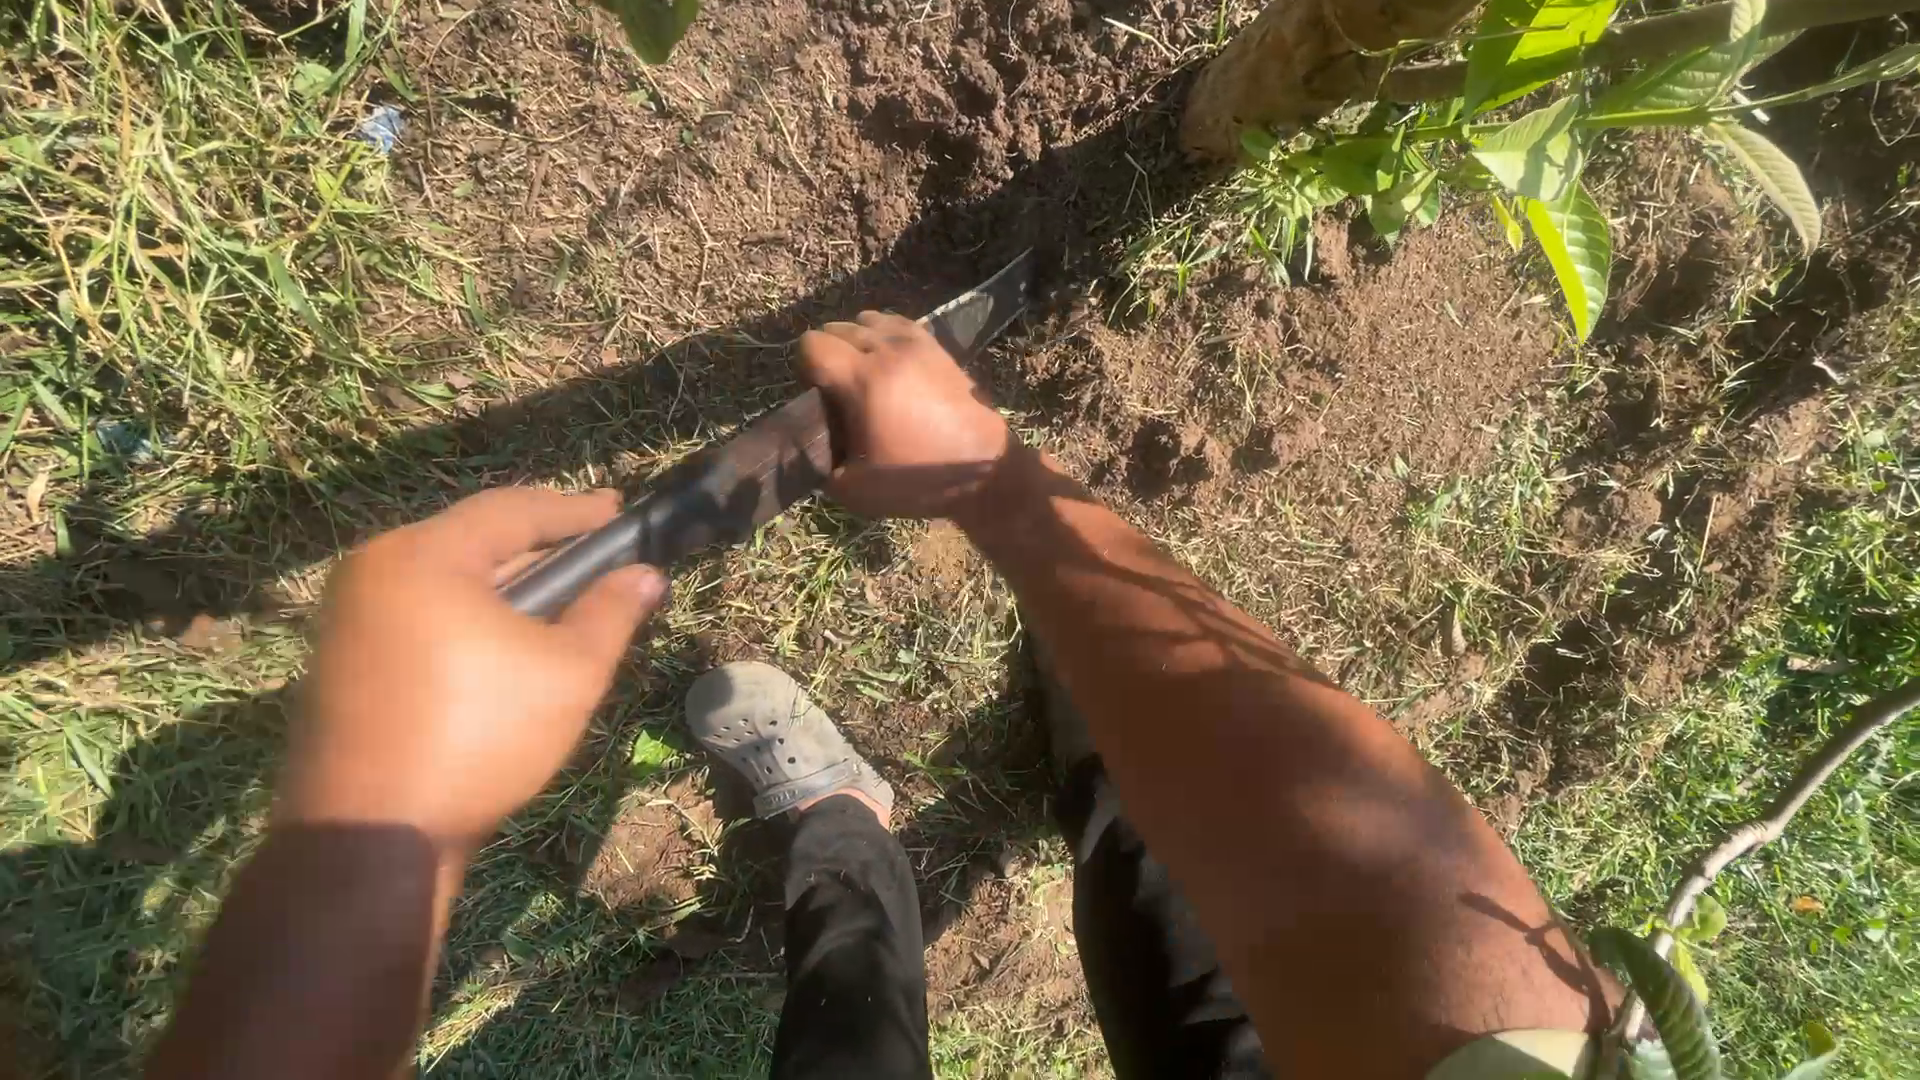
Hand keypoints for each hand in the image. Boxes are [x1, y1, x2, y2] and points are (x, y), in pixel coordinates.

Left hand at [280, 488, 667, 853]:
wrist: (370, 840)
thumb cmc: (482, 736)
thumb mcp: (570, 669)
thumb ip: (612, 610)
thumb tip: (646, 575)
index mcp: (423, 558)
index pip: (513, 510)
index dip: (576, 509)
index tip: (619, 510)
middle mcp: (374, 571)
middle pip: (477, 538)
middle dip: (545, 545)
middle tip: (599, 548)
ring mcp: (350, 617)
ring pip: (451, 577)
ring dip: (514, 581)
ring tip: (567, 592)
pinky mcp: (346, 659)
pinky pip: (426, 609)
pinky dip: (478, 610)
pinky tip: (514, 634)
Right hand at [798, 311, 1012, 518]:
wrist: (985, 471)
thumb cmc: (919, 482)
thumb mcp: (856, 489)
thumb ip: (820, 465)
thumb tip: (808, 446)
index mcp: (864, 380)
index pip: (812, 344)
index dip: (806, 368)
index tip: (817, 396)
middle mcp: (888, 351)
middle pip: (837, 327)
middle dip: (829, 354)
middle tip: (839, 392)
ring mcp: (916, 344)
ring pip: (868, 320)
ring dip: (857, 341)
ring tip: (864, 375)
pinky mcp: (938, 347)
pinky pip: (897, 323)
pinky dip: (884, 335)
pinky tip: (888, 364)